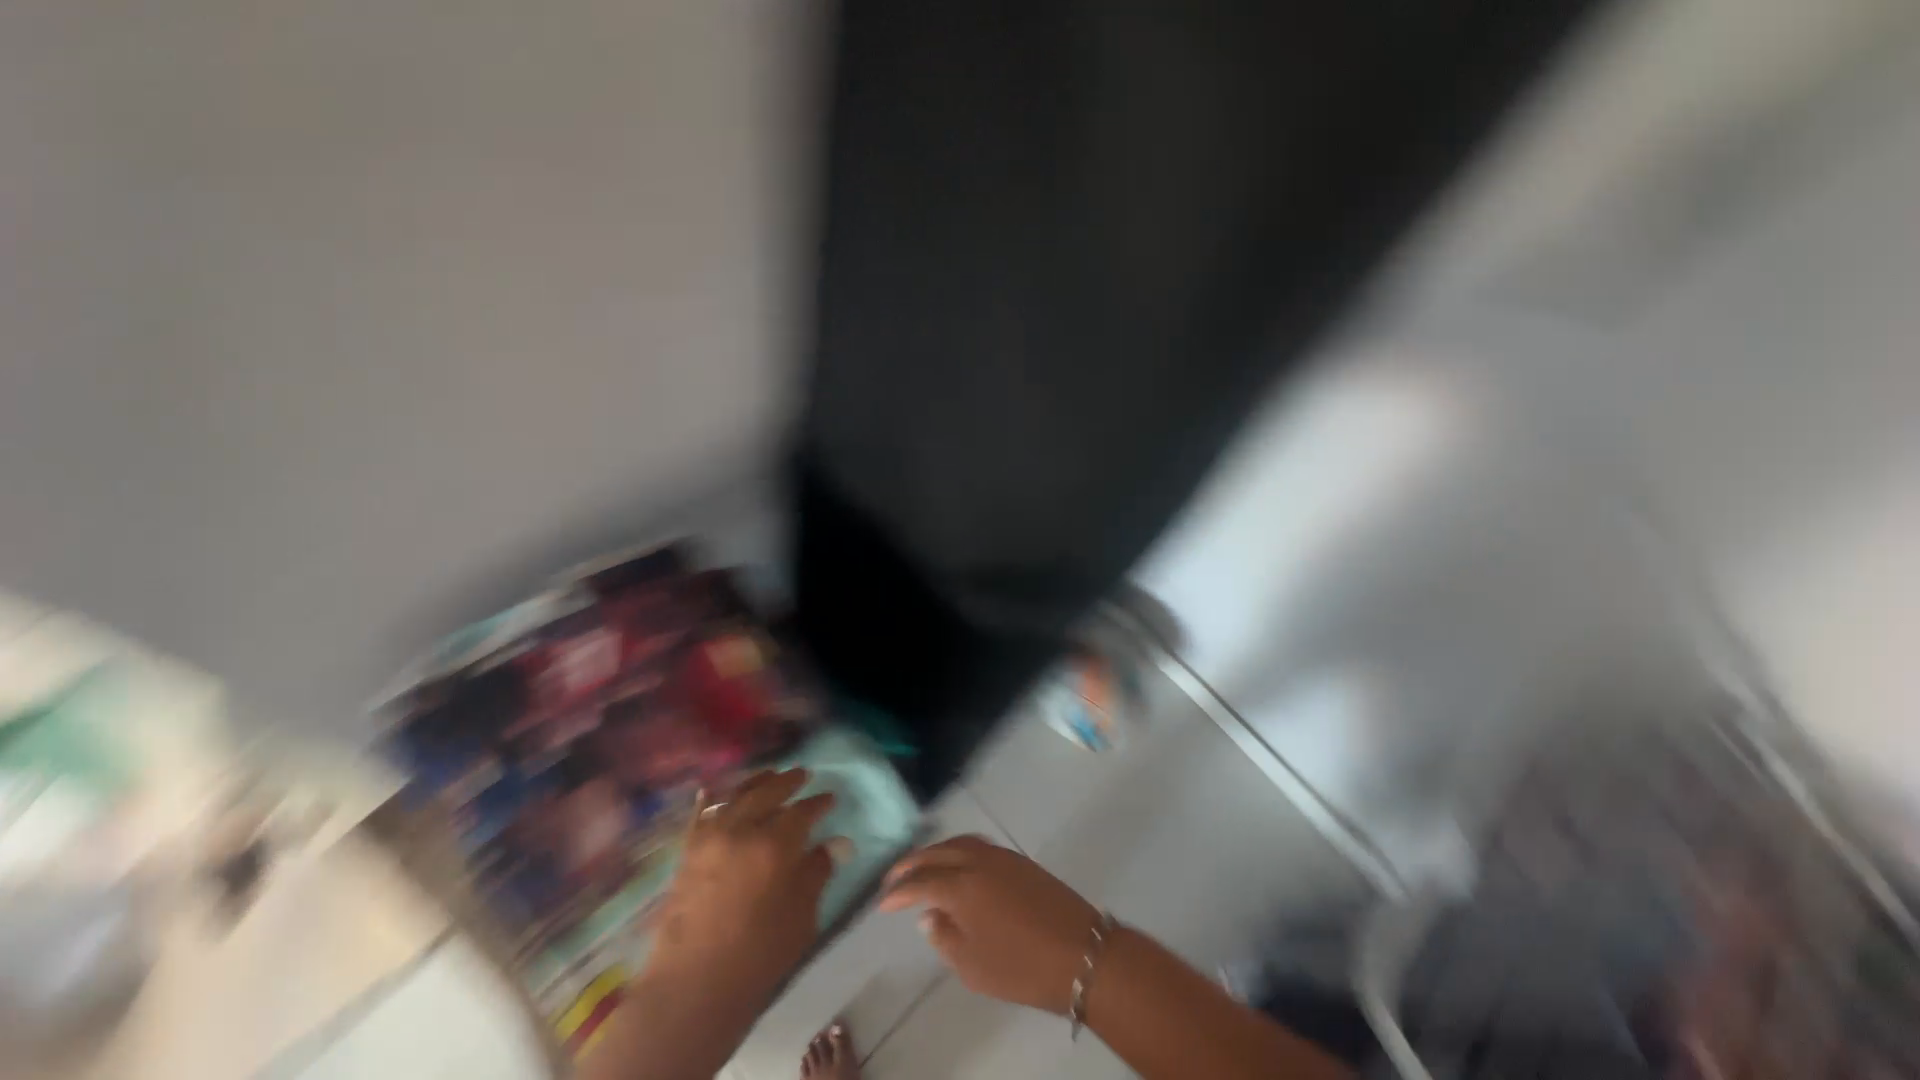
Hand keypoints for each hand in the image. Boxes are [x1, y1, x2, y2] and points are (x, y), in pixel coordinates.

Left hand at [647, 769, 839, 1006]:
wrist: (695, 984)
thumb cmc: (759, 955)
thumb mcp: (802, 916)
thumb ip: (816, 873)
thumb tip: (833, 844)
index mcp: (775, 845)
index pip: (802, 811)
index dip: (818, 803)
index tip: (830, 798)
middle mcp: (740, 830)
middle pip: (767, 793)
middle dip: (787, 782)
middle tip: (802, 775)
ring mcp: (708, 838)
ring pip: (735, 797)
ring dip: (756, 784)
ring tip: (770, 776)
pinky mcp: (687, 853)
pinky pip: (703, 814)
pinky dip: (714, 800)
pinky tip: (717, 793)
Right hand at [877, 835, 1100, 1013]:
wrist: (1082, 954)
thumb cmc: (1022, 967)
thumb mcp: (972, 966)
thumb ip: (944, 937)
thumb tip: (929, 915)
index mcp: (961, 887)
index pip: (920, 882)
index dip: (898, 893)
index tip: (881, 904)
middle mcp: (978, 862)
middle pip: (937, 853)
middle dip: (911, 864)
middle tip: (893, 878)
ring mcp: (1003, 857)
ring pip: (960, 843)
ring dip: (936, 852)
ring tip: (922, 867)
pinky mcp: (1022, 862)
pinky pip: (980, 846)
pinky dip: (959, 851)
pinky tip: (958, 867)